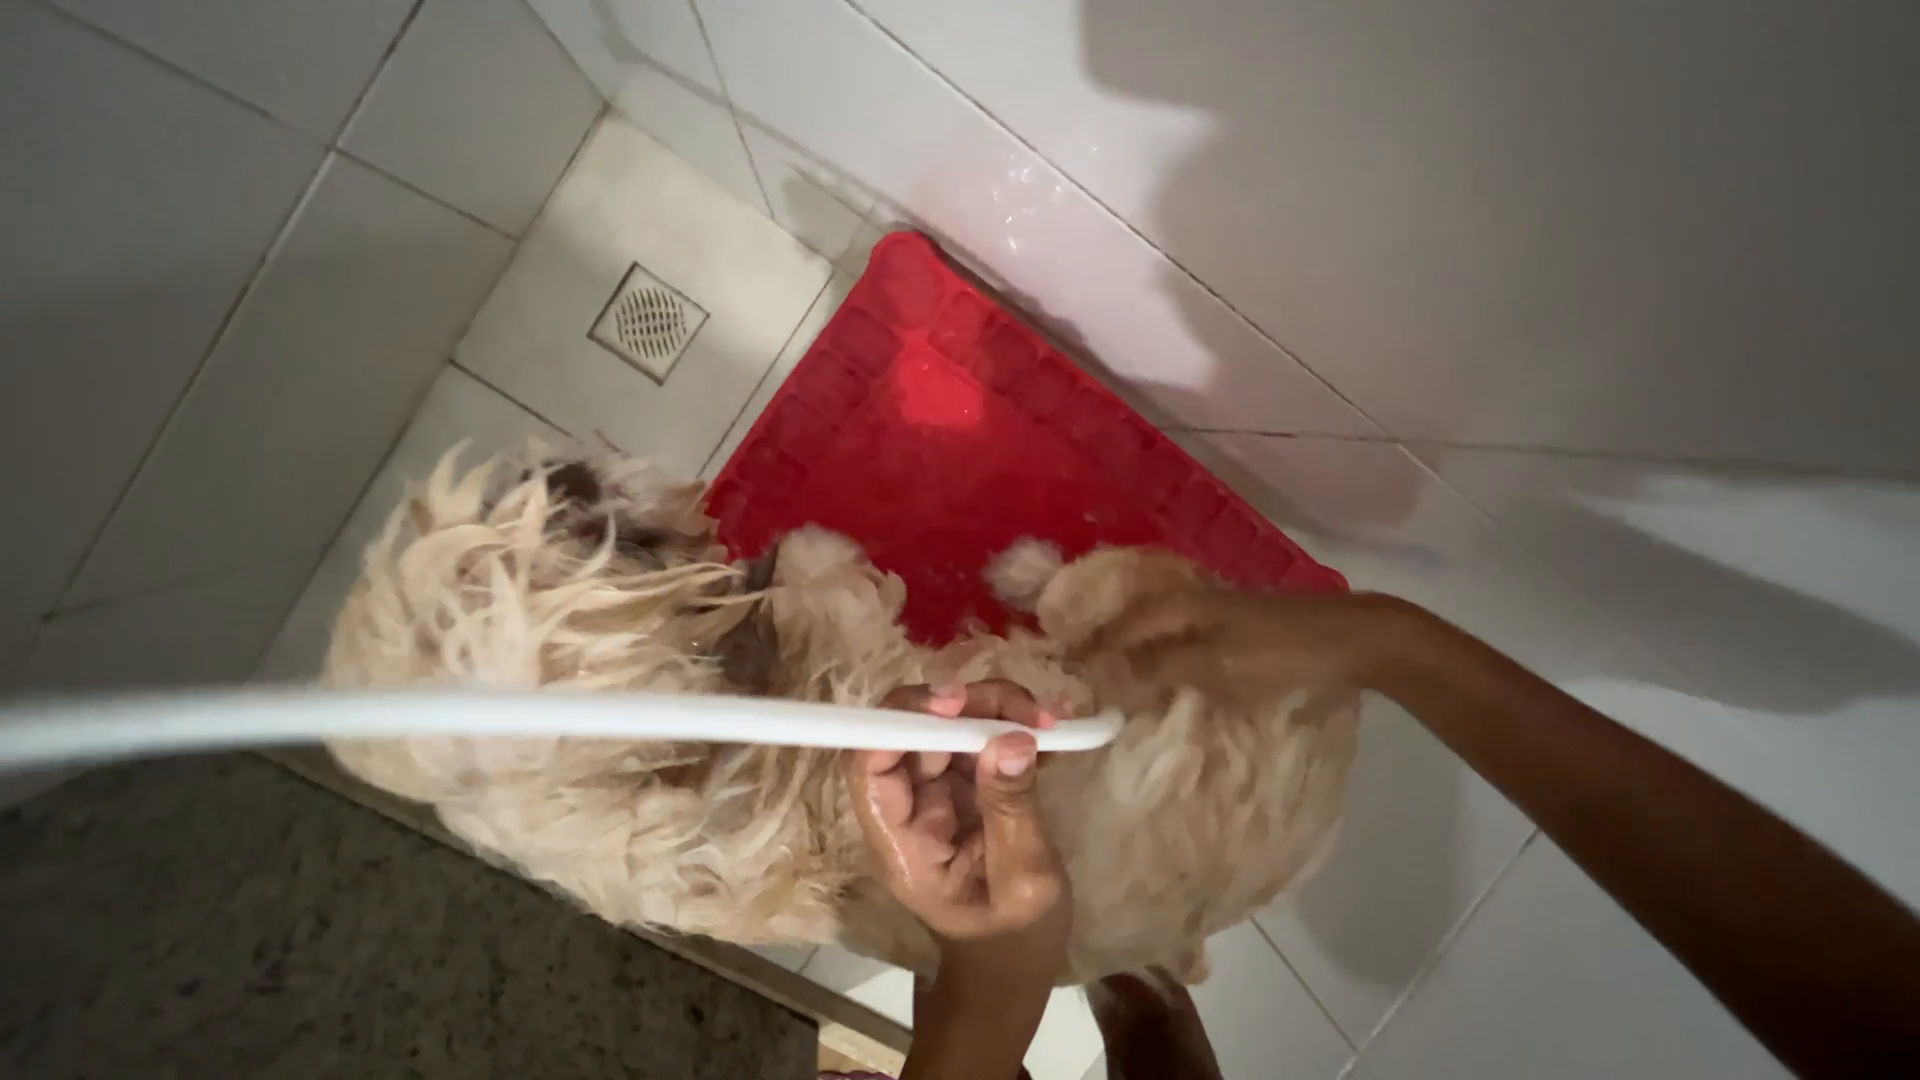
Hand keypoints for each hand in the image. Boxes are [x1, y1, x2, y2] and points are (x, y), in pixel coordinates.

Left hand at [846, 681, 1071, 980]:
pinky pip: (977, 738)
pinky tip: (1052, 724)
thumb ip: (1012, 809)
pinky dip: (1011, 723)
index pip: (869, 767)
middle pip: (915, 733)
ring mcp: (935, 792)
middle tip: (1029, 710)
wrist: (1018, 956)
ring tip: (1049, 718)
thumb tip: (1010, 738)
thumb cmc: (1016, 936)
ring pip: (949, 726)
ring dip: (997, 709)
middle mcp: (908, 807)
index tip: (954, 703)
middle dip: (969, 707)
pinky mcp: (963, 785)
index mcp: (901, 842)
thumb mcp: (1024, 879)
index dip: (900, 723)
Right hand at [1073, 588, 1407, 708]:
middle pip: (1132, 624)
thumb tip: (1101, 668)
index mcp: (1175, 606)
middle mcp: (1186, 601)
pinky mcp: (1232, 623)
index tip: (1060, 674)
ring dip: (1132, 652)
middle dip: (1105, 648)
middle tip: (1079, 678)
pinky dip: (1160, 653)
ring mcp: (1212, 610)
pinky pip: (1179, 637)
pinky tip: (1162, 670)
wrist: (1351, 638)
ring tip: (1111, 678)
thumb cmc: (1277, 654)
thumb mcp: (1212, 664)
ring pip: (1156, 629)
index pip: (1117, 630)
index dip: (1089, 652)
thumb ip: (1156, 665)